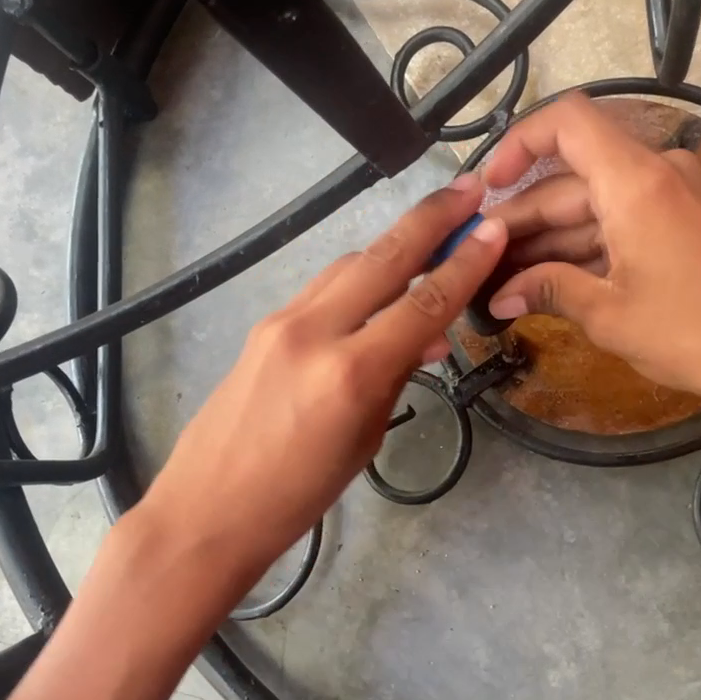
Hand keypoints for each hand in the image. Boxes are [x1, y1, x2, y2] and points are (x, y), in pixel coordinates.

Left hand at [135, 176, 505, 584]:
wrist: (208, 510)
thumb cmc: (297, 498)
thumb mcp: (363, 442)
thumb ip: (394, 380)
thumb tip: (422, 338)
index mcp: (350, 373)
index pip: (422, 304)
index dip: (463, 265)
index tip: (491, 228)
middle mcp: (314, 332)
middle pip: (382, 259)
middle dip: (428, 220)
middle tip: (467, 189)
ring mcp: (281, 323)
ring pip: (347, 267)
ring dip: (392, 249)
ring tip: (431, 238)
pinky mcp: (262, 328)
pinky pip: (321, 290)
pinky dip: (356, 280)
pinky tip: (377, 289)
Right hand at [478, 94, 700, 430]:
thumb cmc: (692, 332)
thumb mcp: (608, 315)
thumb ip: (549, 292)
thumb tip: (500, 298)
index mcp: (635, 182)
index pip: (567, 122)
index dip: (519, 144)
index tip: (489, 188)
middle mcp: (656, 174)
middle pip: (572, 177)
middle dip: (523, 217)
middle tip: (480, 257)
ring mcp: (674, 197)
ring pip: (594, 204)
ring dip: (551, 239)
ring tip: (504, 277)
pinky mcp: (685, 222)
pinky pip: (622, 221)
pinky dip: (586, 247)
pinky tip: (550, 279)